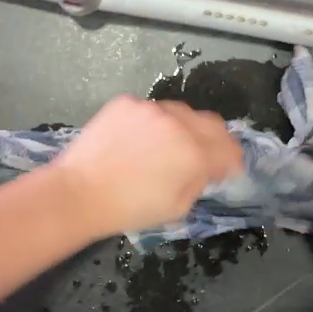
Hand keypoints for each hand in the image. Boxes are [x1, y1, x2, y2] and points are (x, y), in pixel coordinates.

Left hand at [52, 97, 242, 235]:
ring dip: (183, 128)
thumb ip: (199, 182)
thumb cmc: (129, 209)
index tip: (229, 169)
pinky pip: (150, 109)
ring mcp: (150, 109)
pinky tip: (138, 140)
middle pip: (211, 123)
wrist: (79, 192)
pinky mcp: (126, 103)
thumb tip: (206, 170)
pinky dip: (152, 123)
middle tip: (206, 155)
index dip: (233, 160)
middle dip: (215, 140)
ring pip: (181, 112)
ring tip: (168, 146)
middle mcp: (178, 123)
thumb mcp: (177, 207)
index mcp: (194, 153)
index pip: (230, 149)